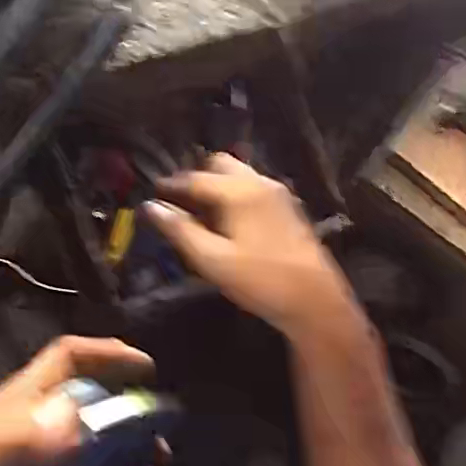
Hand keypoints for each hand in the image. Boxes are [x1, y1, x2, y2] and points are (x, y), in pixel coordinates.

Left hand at [0, 337, 169, 465]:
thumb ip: (14, 442)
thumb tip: (79, 421)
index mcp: (17, 408)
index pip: (66, 360)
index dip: (107, 354)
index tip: (147, 369)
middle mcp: (35, 428)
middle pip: (97, 408)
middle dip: (134, 426)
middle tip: (161, 455)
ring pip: (103, 453)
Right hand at [144, 153, 358, 339]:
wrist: (314, 300)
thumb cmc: (259, 281)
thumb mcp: (212, 260)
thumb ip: (180, 230)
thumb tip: (151, 206)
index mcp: (239, 192)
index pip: (195, 179)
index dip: (171, 185)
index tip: (153, 192)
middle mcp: (259, 183)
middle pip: (219, 165)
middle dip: (195, 177)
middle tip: (178, 200)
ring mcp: (277, 193)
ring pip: (238, 174)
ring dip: (215, 184)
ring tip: (199, 210)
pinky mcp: (287, 207)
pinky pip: (252, 186)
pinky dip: (233, 193)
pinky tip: (227, 219)